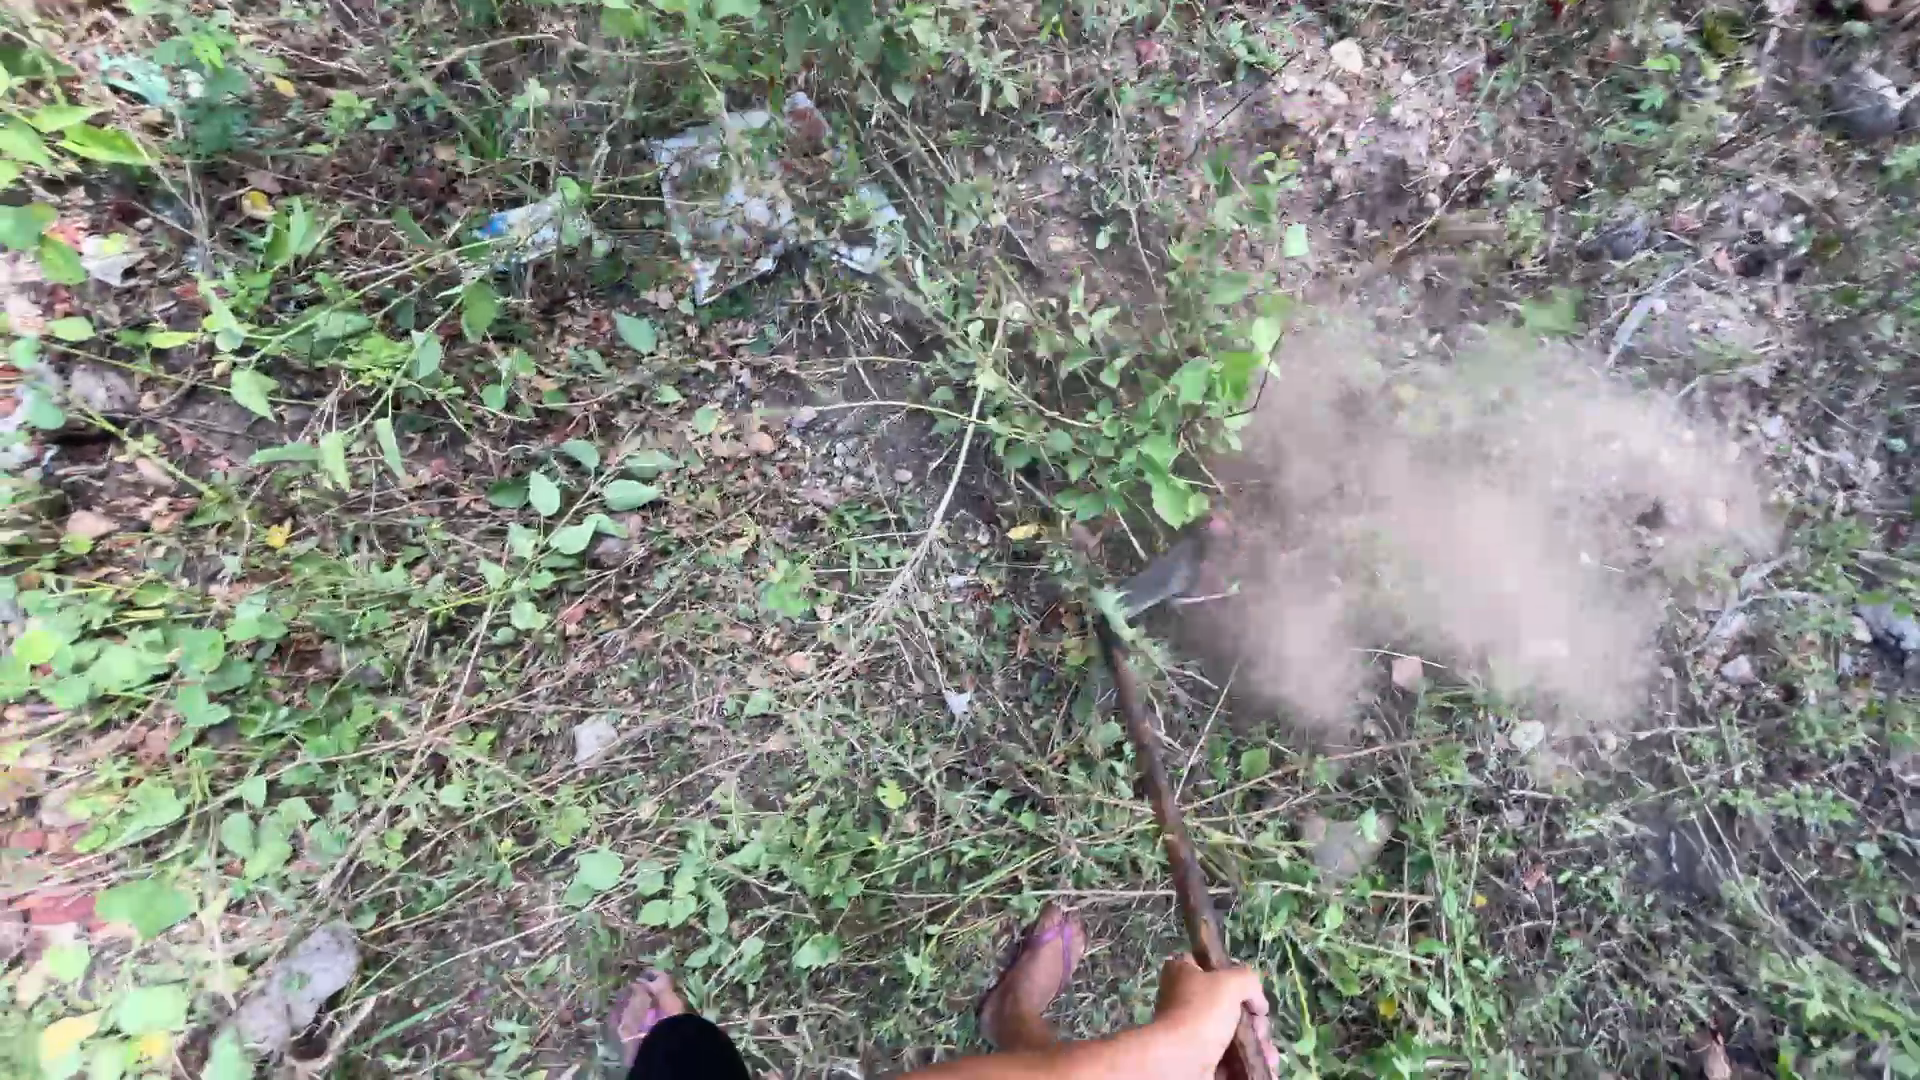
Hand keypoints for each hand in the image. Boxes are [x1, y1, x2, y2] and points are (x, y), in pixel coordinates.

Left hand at [1148, 955, 1278, 1079]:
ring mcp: (1192, 1031)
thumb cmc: (1201, 1012)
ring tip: (1268, 1055)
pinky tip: (1267, 1067)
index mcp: (1182, 972)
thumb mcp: (1229, 983)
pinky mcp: (1201, 1059)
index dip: (1232, 975)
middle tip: (1260, 1029)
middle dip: (1253, 1019)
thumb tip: (1258, 1002)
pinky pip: (1231, 1060)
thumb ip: (1248, 981)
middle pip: (1228, 1004)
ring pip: (1233, 1034)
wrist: (1181, 1061)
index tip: (1251, 992)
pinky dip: (1250, 1063)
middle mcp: (1184, 999)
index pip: (1208, 964)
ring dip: (1257, 1044)